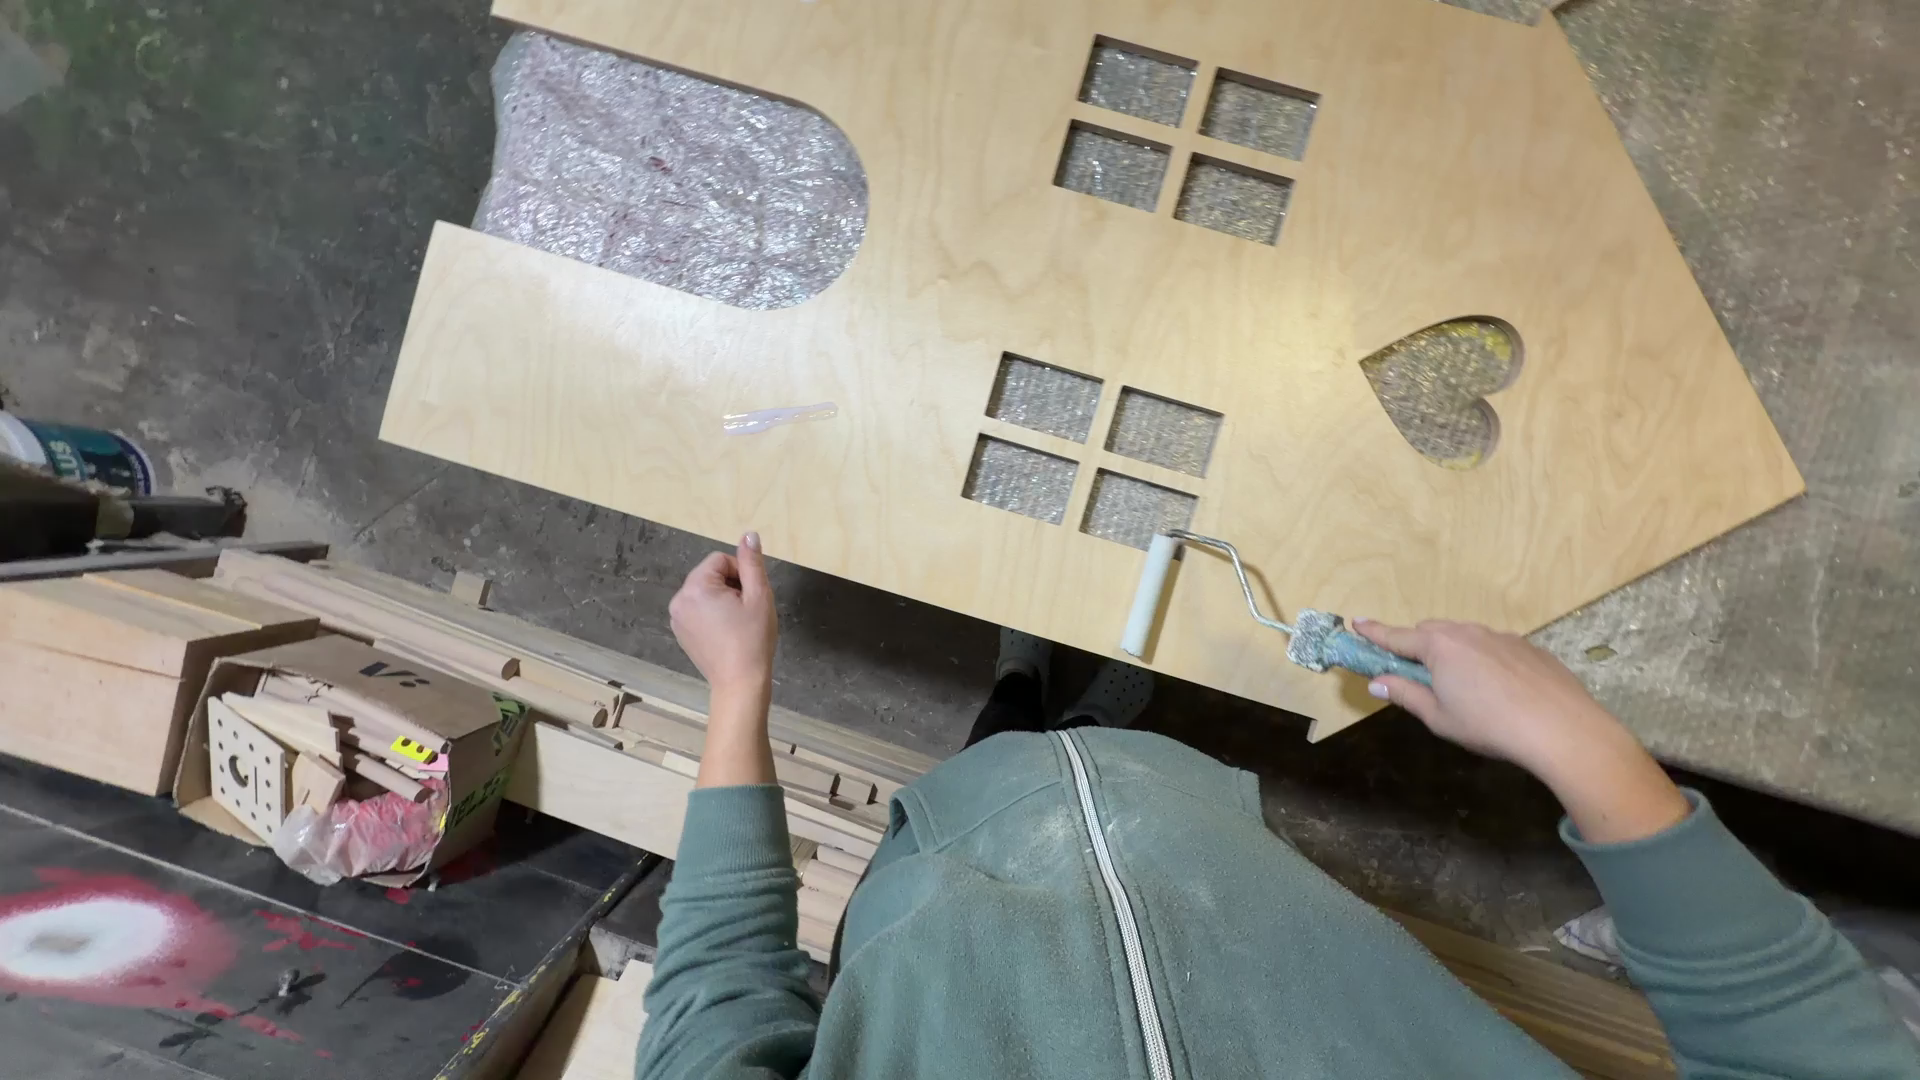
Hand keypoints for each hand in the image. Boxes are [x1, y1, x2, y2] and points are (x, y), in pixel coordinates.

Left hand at [669, 532, 777, 699]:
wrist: (740, 681)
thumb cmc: (753, 638)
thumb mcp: (759, 596)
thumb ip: (752, 562)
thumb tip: (749, 534)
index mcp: (696, 587)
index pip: (721, 560)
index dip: (742, 573)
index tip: (751, 597)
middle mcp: (679, 599)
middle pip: (711, 574)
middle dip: (731, 586)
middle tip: (747, 610)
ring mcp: (677, 617)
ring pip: (705, 591)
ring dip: (723, 599)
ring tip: (738, 622)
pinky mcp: (680, 631)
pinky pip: (698, 609)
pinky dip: (713, 613)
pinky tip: (727, 632)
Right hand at [1354, 618, 1688, 842]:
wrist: (1566, 732)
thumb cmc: (1490, 726)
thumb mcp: (1439, 718)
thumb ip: (1405, 695)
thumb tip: (1377, 682)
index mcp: (1439, 648)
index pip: (1395, 636)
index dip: (1373, 632)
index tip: (1356, 622)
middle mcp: (1467, 633)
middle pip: (1431, 631)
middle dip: (1417, 644)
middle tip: (1415, 670)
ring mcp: (1502, 638)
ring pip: (1465, 636)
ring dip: (1452, 651)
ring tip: (1461, 683)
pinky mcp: (1531, 649)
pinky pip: (1495, 646)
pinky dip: (1484, 658)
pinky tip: (1499, 688)